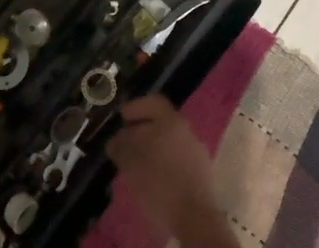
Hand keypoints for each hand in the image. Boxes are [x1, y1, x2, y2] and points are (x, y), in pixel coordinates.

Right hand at [107, 95, 231, 246]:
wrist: (194, 217)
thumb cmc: (157, 181)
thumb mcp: (129, 161)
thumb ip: (120, 144)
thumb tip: (117, 140)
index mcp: (171, 121)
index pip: (153, 102)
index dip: (136, 107)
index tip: (122, 119)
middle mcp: (187, 131)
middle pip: (162, 123)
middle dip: (142, 131)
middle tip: (126, 143)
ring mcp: (196, 153)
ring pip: (170, 143)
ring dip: (153, 149)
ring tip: (136, 165)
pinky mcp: (201, 175)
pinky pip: (178, 160)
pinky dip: (164, 163)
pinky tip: (153, 178)